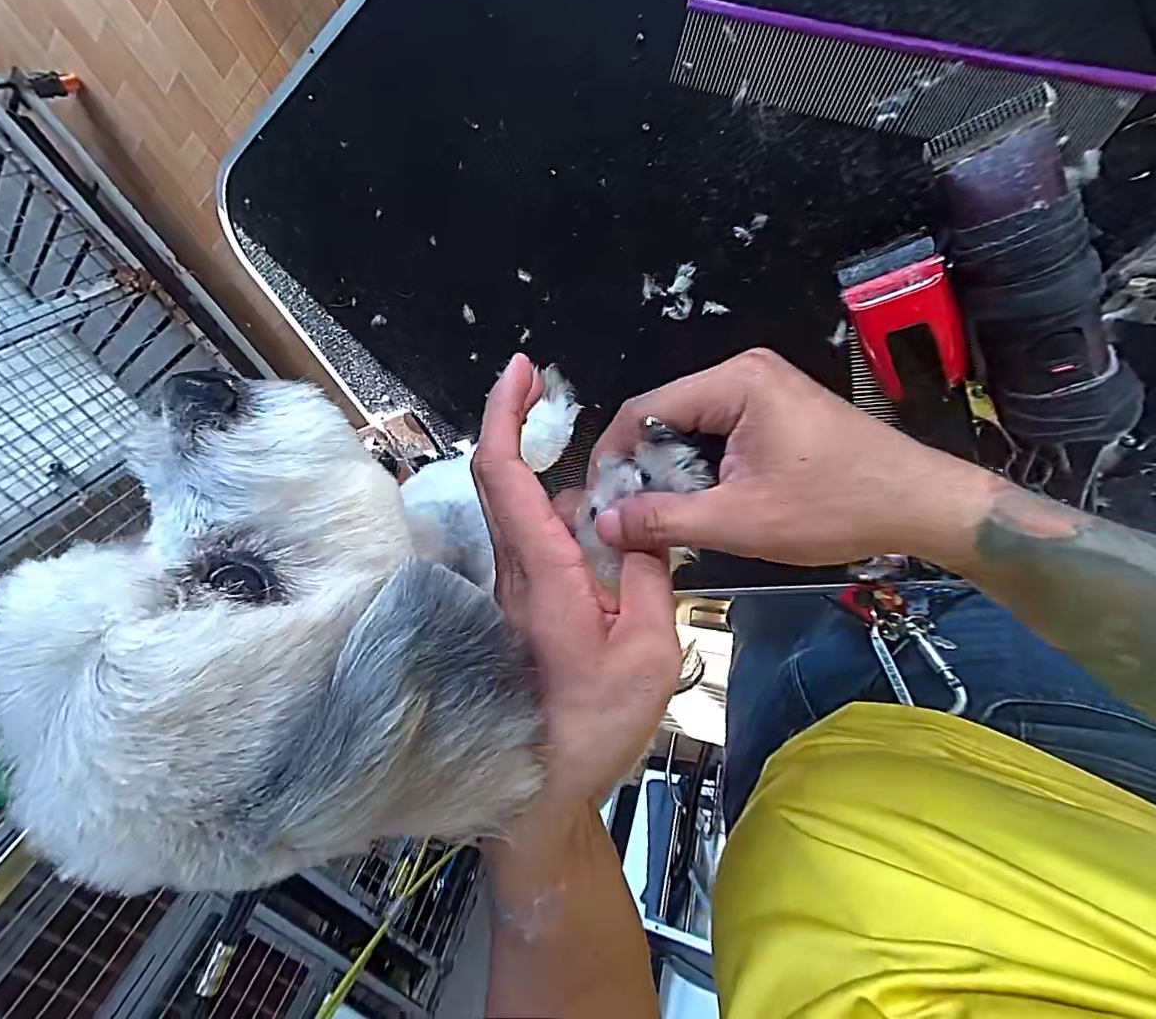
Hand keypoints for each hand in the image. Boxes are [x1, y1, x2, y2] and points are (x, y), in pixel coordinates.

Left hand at [472, 354, 685, 808]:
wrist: (544, 783)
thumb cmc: (594, 723)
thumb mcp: (650, 648)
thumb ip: (649, 575)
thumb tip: (642, 526)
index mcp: (543, 575)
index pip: (505, 476)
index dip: (507, 416)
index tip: (522, 372)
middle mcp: (516, 572)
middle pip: (506, 481)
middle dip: (523, 427)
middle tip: (560, 402)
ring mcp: (515, 588)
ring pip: (528, 512)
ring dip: (560, 484)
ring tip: (611, 495)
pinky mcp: (524, 604)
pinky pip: (540, 542)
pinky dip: (566, 520)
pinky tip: (609, 542)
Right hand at [590, 349, 1000, 567]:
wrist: (916, 504)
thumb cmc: (836, 507)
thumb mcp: (740, 520)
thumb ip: (664, 520)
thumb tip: (606, 521)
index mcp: (734, 382)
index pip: (644, 410)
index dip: (615, 457)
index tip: (603, 502)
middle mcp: (745, 373)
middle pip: (666, 417)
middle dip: (647, 469)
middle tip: (636, 519)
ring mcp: (764, 389)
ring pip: (692, 429)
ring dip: (677, 473)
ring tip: (672, 517)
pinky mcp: (777, 410)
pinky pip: (720, 434)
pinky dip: (706, 468)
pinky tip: (709, 501)